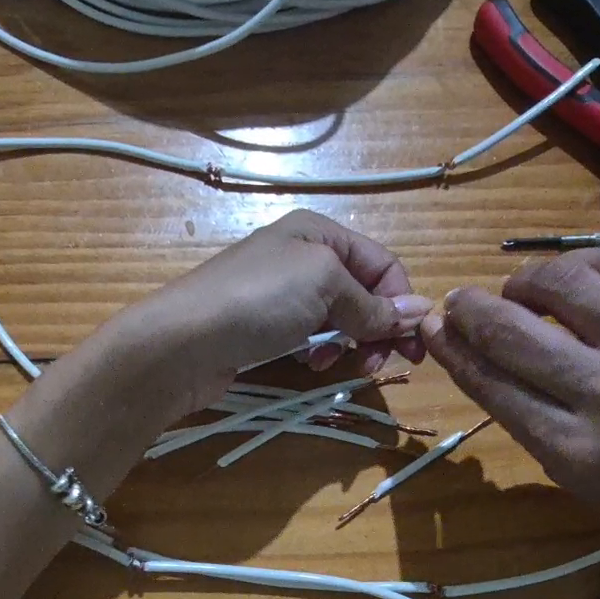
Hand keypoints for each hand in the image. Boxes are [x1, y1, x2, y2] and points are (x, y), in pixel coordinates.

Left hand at [104, 210, 431, 414]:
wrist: (182, 342)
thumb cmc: (257, 301)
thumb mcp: (324, 286)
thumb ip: (371, 303)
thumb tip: (417, 312)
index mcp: (320, 233)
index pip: (383, 264)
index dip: (401, 303)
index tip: (411, 347)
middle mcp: (302, 257)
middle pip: (362, 293)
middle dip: (375, 328)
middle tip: (376, 364)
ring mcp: (280, 295)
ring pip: (337, 320)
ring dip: (347, 344)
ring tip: (334, 365)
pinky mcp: (263, 329)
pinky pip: (309, 338)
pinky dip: (318, 352)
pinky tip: (310, 365)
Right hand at [421, 247, 599, 527]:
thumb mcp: (557, 462)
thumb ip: (508, 405)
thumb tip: (456, 344)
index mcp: (569, 443)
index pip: (490, 383)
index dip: (451, 348)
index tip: (432, 325)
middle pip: (514, 332)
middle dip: (470, 310)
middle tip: (458, 303)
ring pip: (563, 284)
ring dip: (522, 282)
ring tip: (517, 293)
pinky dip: (575, 264)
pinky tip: (566, 280)